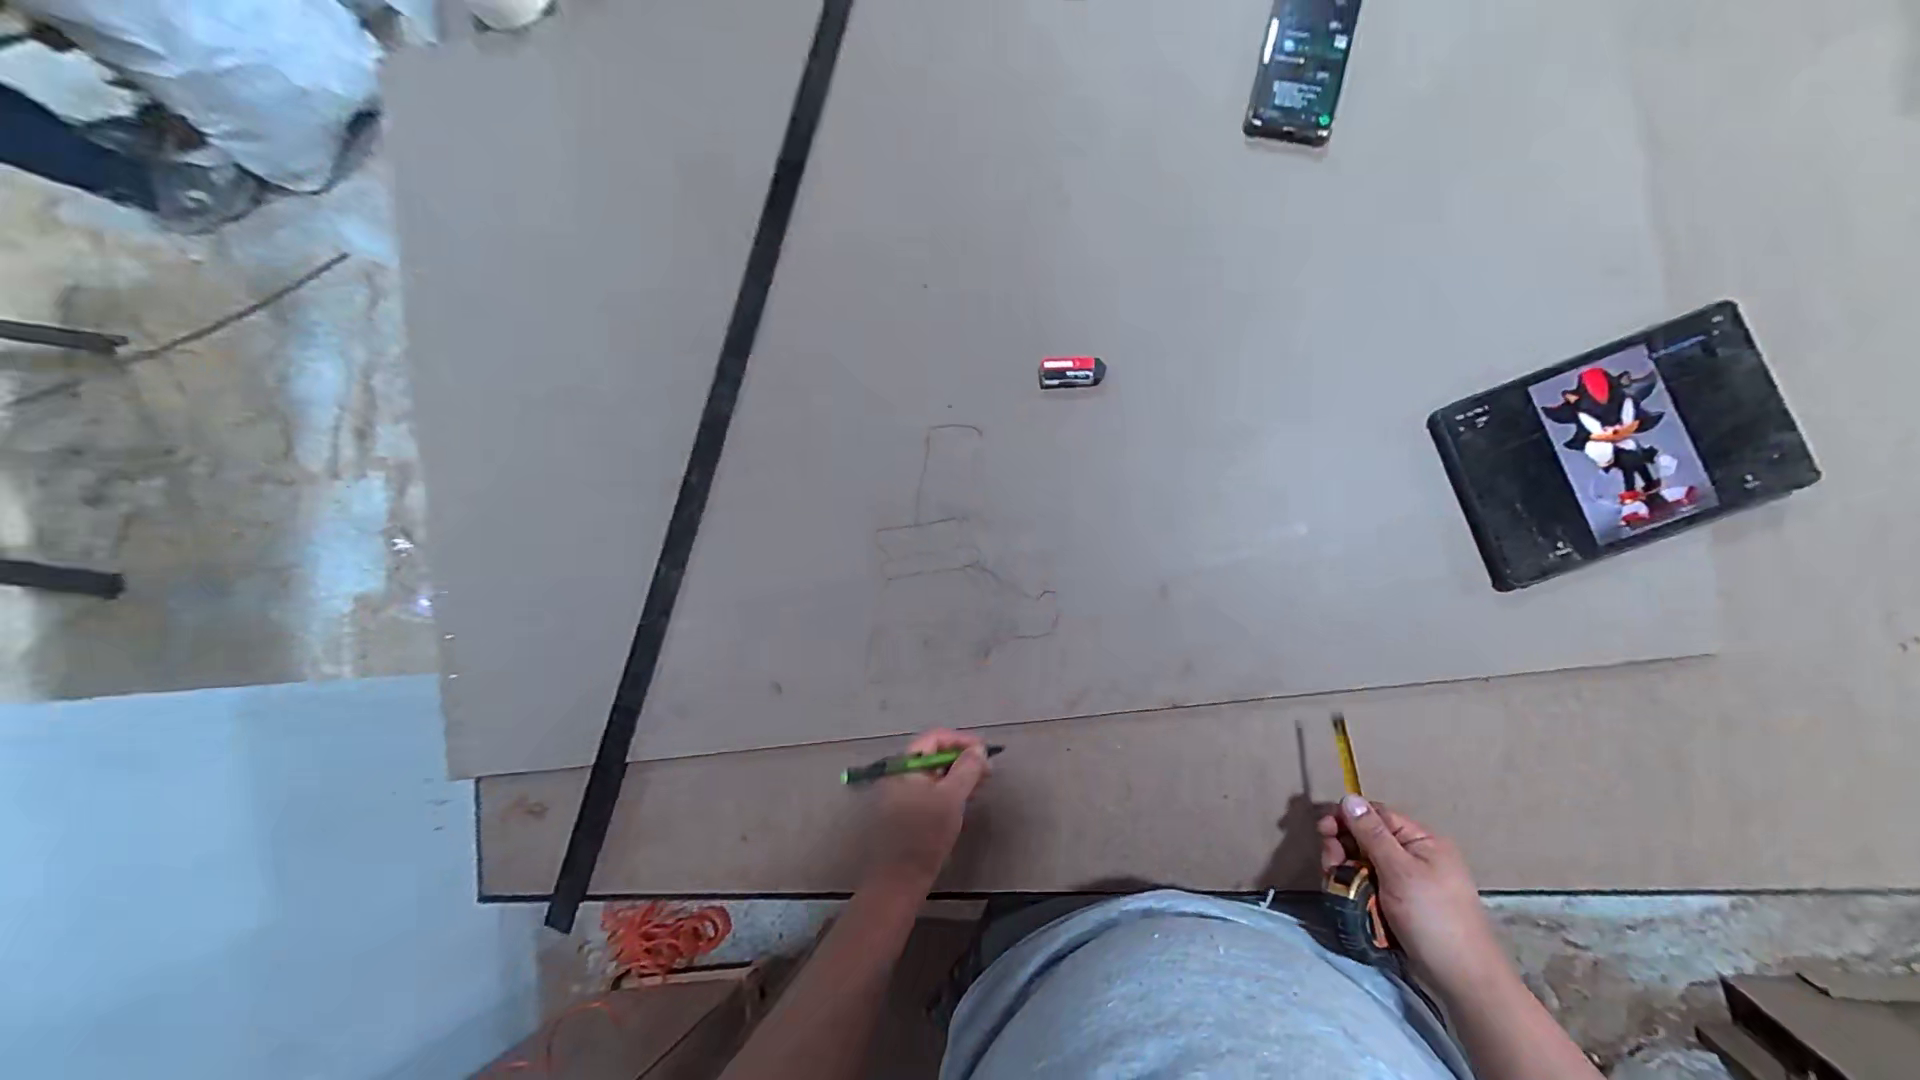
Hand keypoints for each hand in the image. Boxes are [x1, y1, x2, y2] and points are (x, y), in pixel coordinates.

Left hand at [860, 730, 991, 889]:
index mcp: (905, 765)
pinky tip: (967, 798)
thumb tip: (979, 749)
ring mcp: (903, 793)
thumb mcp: (951, 798)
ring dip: (959, 774)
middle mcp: (901, 774)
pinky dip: (951, 789)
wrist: (900, 879)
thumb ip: (967, 769)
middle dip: (962, 757)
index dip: (961, 740)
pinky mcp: (909, 811)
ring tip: (982, 783)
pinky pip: (933, 790)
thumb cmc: (925, 834)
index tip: (984, 751)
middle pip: (935, 754)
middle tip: (987, 769)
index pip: (934, 739)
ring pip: (936, 774)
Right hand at [1317, 796, 1508, 996]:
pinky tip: (1348, 897)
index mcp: (1422, 841)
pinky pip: (1366, 883)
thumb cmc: (1434, 919)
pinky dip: (1354, 887)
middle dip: (1342, 847)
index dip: (1346, 818)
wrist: (1463, 981)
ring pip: (1361, 861)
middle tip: (1331, 864)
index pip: (1375, 814)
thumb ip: (1371, 833)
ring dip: (1344, 870)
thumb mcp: (1400, 871)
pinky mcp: (1397, 902)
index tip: (1323, 830)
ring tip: (1339, 885)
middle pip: (1364, 837)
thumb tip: (1349, 797)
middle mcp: (1413, 855)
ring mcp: (1405, 880)